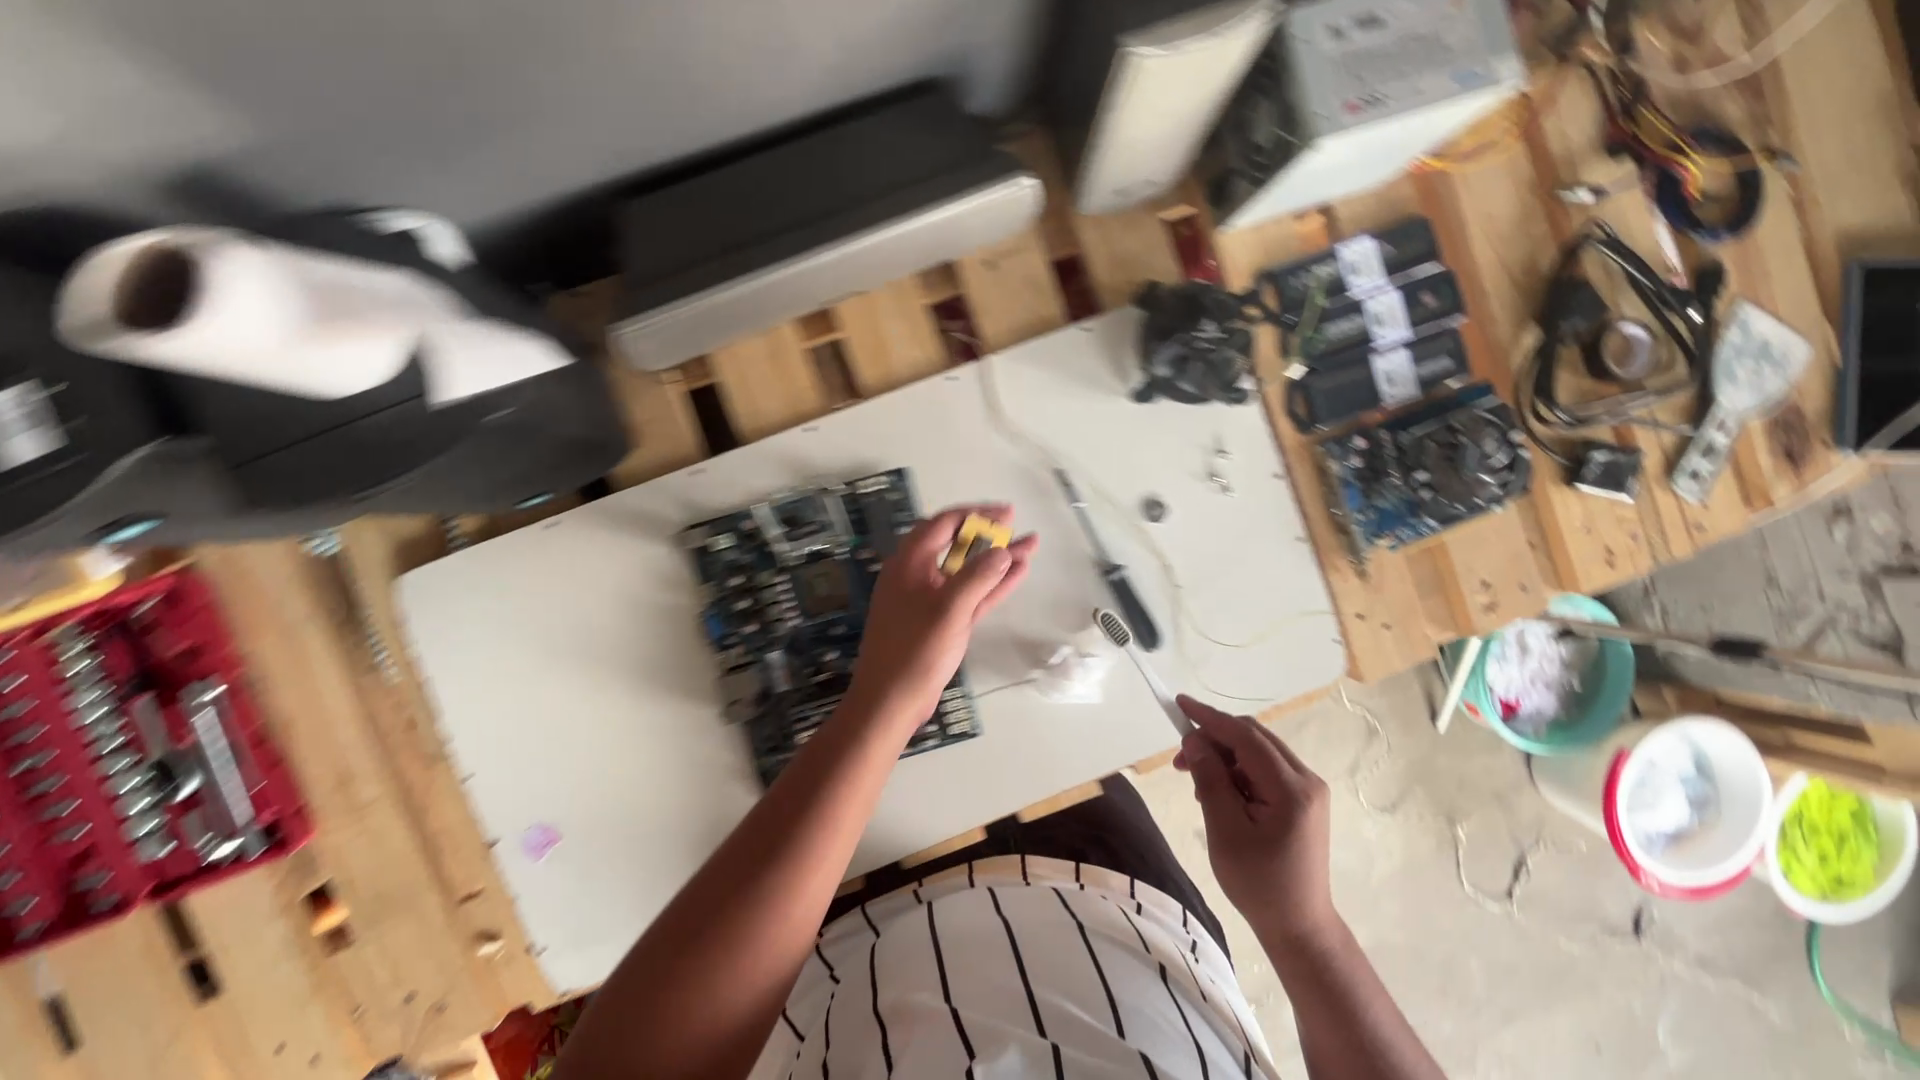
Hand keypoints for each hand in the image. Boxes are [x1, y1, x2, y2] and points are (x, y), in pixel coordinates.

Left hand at [846, 505, 1036, 733]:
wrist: (890, 700)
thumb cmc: (914, 650)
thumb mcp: (949, 610)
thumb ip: (977, 577)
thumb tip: (1002, 551)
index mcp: (909, 563)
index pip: (943, 524)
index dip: (975, 514)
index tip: (1007, 514)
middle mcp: (917, 575)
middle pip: (955, 544)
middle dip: (987, 534)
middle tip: (1016, 526)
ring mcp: (929, 600)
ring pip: (967, 571)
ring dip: (995, 559)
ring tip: (1030, 547)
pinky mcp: (941, 622)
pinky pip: (969, 595)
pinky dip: (991, 585)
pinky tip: (1017, 574)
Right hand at [1174, 695, 1338, 943]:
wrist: (1297, 924)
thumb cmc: (1258, 883)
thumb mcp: (1225, 831)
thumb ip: (1211, 780)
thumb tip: (1194, 741)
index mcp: (1291, 789)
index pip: (1246, 738)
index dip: (1210, 718)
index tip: (1179, 704)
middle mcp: (1306, 781)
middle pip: (1255, 739)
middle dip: (1215, 739)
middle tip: (1179, 758)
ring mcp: (1308, 791)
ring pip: (1259, 753)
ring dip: (1225, 756)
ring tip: (1195, 781)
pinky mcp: (1303, 802)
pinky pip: (1266, 771)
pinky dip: (1238, 772)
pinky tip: (1219, 792)